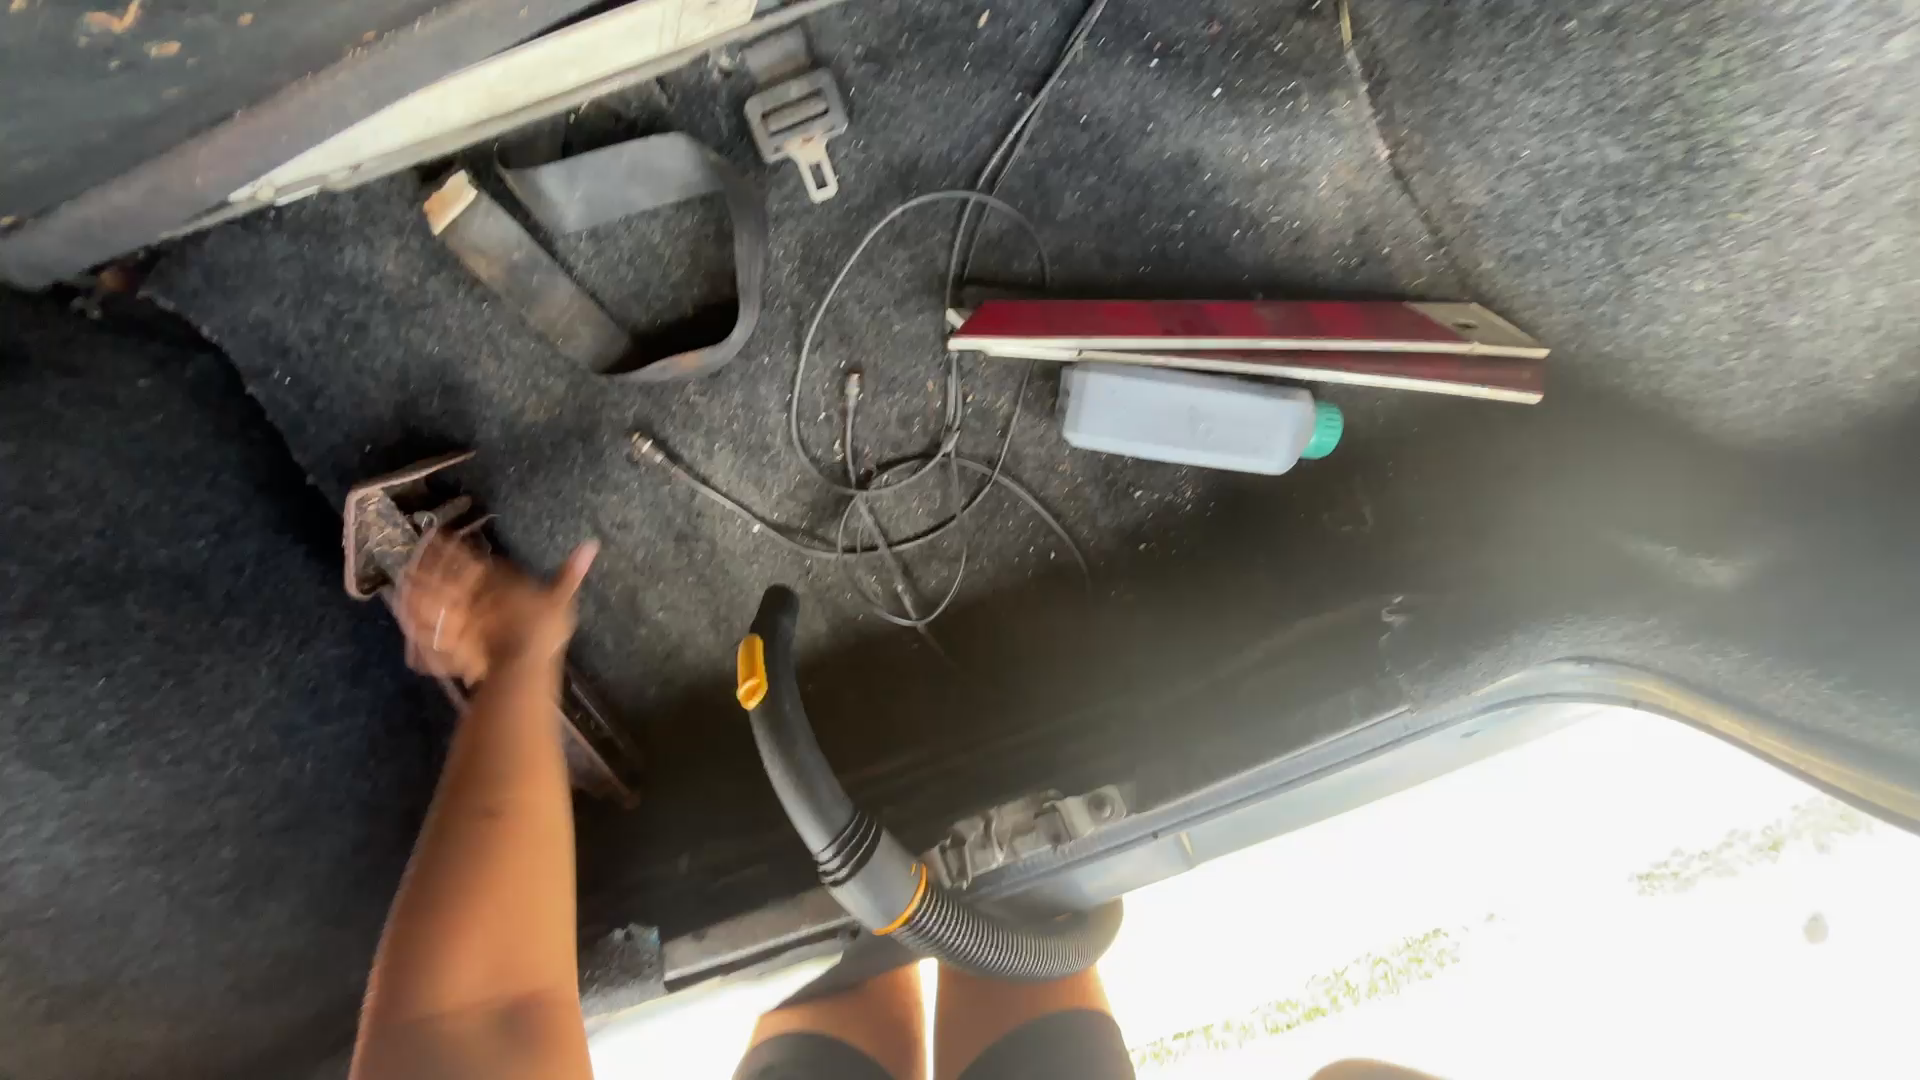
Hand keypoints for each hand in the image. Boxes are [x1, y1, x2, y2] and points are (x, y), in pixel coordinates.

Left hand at [395, 532, 598, 684]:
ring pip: (429, 594)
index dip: (451, 545)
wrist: (521, 665)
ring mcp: (455, 615)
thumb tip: (592, 543)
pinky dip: (412, 614)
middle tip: (414, 549)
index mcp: (495, 580)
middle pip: (443, 572)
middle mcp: (470, 593)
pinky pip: (425, 623)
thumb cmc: (543, 629)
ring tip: (404, 574)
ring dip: (415, 583)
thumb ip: (571, 571)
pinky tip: (403, 609)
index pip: (469, 557)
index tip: (438, 532)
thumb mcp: (561, 597)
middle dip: (428, 559)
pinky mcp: (447, 637)